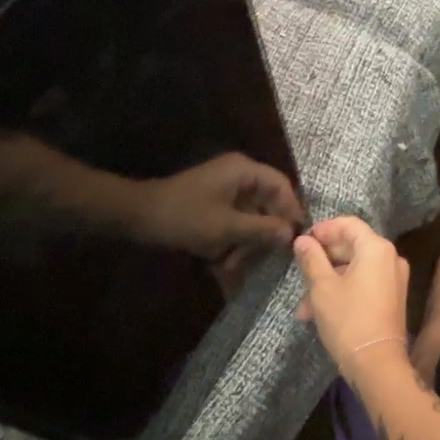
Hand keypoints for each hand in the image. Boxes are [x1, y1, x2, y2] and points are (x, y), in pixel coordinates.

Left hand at [135, 152, 303, 265]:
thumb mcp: (227, 227)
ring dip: (244, 244)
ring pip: (247, 217)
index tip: (300, 237)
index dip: (292, 210)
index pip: (281, 185)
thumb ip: (263, 229)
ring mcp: (222, 189)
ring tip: (235, 269)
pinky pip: (231, 223)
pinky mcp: (211, 205)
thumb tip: (292, 232)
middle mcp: (237, 175)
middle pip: (265, 203)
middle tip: (266, 261)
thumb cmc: (187, 217)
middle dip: (263, 234)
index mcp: (244, 170)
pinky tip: (224, 268)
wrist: (140, 217)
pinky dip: (230, 243)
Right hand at [292, 216, 409, 380]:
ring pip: (354, 270)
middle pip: (352, 246)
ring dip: (328, 282)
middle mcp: (390, 258)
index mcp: (376, 248)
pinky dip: (343, 292)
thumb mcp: (322, 287)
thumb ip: (311, 259)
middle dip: (323, 261)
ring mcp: (394, 280)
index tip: (304, 241)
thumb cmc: (348, 320)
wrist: (378, 367)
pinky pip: (364, 284)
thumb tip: (302, 240)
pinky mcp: (392, 300)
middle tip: (300, 273)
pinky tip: (319, 314)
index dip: (324, 229)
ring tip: (303, 308)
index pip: (348, 225)